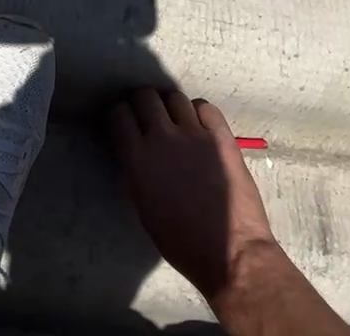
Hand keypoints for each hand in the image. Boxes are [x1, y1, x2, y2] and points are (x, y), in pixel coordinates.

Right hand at [107, 89, 275, 305]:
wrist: (230, 253)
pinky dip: (198, 111)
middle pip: (144, 96)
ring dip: (169, 106)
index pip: (118, 114)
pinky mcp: (222, 137)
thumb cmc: (180, 241)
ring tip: (175, 120)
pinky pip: (205, 107)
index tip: (122, 124)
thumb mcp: (142, 205)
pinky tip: (199, 125)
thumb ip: (133, 168)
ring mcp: (194, 134)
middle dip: (141, 103)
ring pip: (174, 97)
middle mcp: (162, 138)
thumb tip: (129, 148)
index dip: (118, 115)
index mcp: (138, 158)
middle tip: (147, 117)